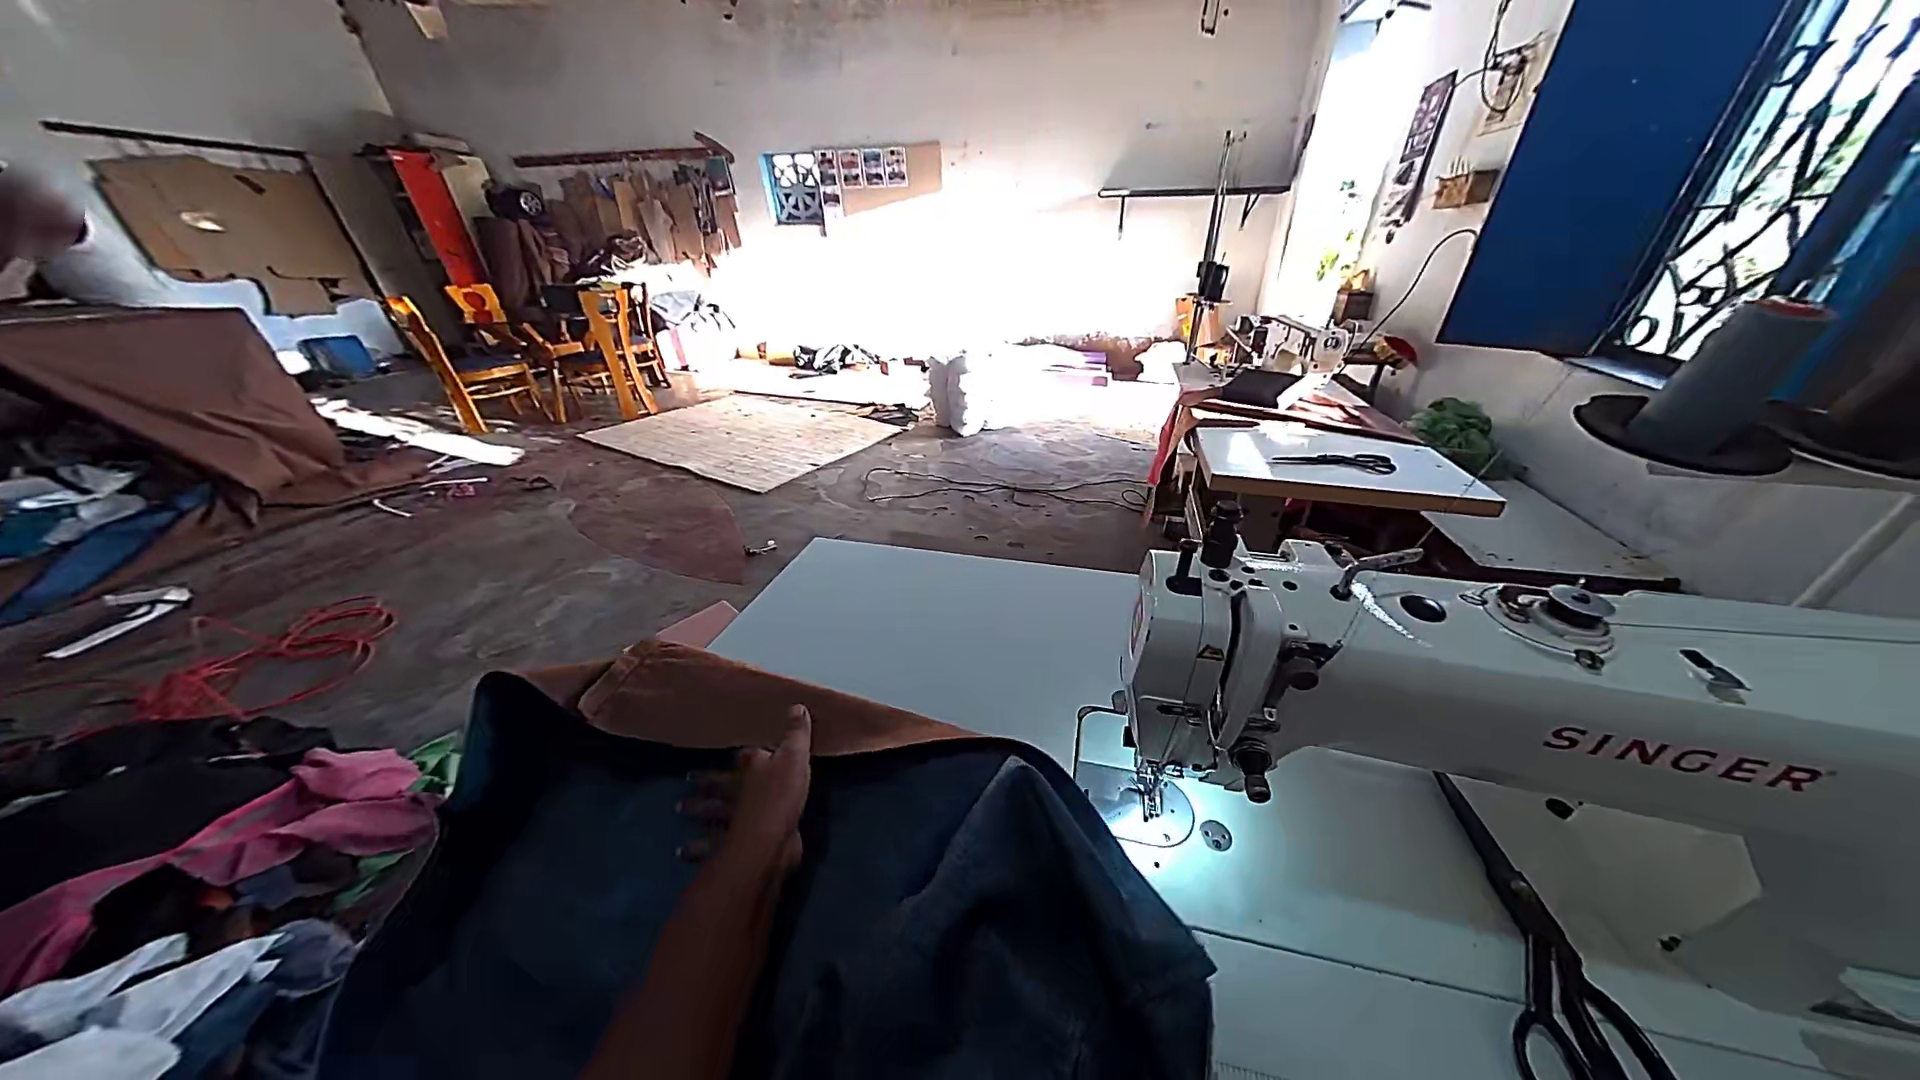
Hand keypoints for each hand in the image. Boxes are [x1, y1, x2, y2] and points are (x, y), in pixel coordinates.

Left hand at [677, 705, 812, 872]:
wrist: (770, 838)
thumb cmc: (782, 794)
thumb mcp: (796, 757)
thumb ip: (796, 734)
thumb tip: (797, 705)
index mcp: (753, 768)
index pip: (746, 757)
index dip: (742, 756)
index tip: (732, 754)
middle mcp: (738, 791)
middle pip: (721, 784)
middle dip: (707, 782)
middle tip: (688, 781)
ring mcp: (731, 819)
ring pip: (711, 812)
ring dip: (698, 809)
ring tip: (680, 810)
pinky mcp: (729, 846)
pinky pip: (708, 847)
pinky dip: (696, 849)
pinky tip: (682, 851)